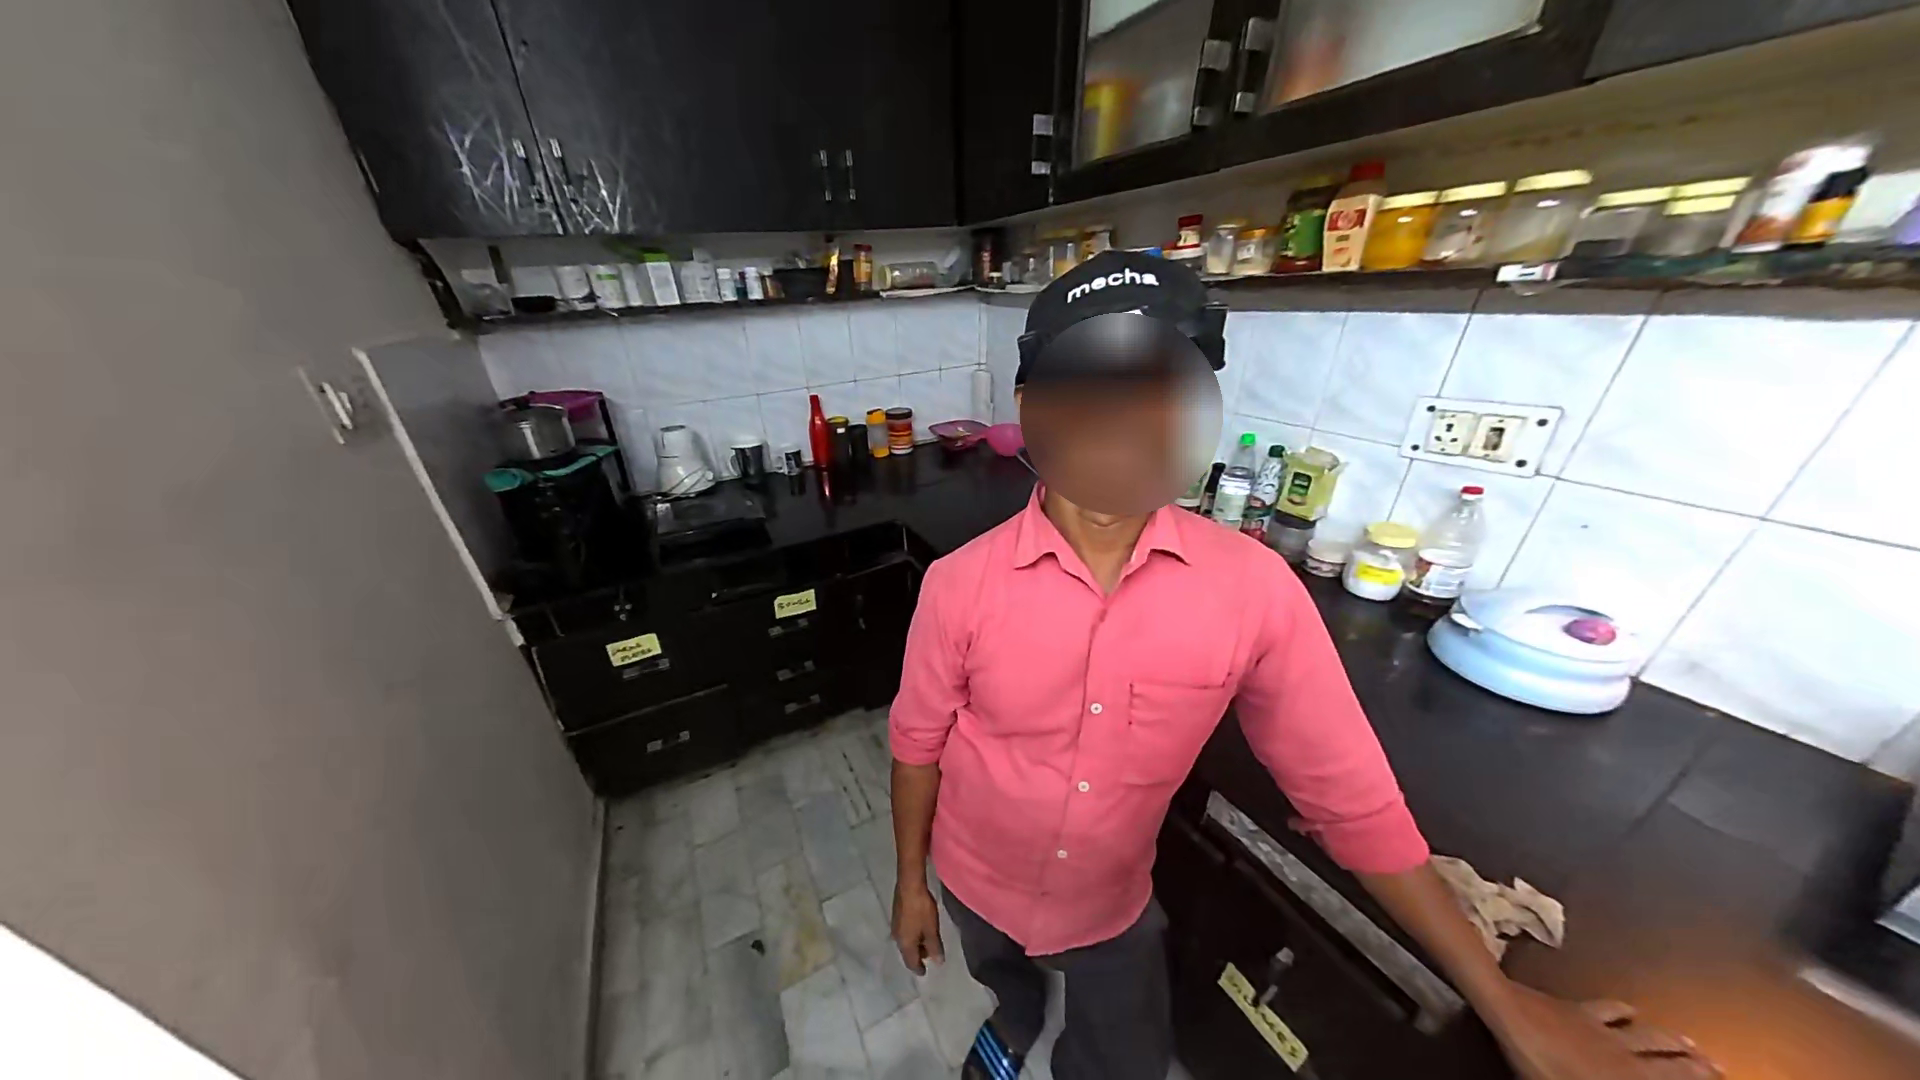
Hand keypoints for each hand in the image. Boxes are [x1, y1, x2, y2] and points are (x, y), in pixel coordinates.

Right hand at [891, 881, 944, 974]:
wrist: (909, 885)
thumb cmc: (921, 909)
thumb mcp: (931, 930)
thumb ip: (935, 947)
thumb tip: (938, 963)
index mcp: (905, 945)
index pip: (911, 963)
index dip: (918, 968)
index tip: (924, 972)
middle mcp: (897, 938)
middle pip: (907, 952)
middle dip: (917, 955)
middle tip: (927, 955)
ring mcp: (895, 926)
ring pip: (905, 941)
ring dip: (915, 944)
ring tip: (925, 941)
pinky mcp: (896, 915)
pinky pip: (904, 932)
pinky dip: (912, 934)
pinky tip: (917, 928)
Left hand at [1494, 984, 1719, 1079]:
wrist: (1510, 1015)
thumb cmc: (1541, 1066)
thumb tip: (1625, 1075)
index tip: (1717, 1079)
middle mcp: (1628, 1058)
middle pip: (1674, 1064)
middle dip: (1700, 1069)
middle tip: (1719, 1068)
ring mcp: (1604, 1030)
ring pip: (1650, 1035)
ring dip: (1673, 1040)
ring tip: (1691, 1043)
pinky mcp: (1579, 1009)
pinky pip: (1608, 1008)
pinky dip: (1624, 1009)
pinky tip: (1631, 1008)